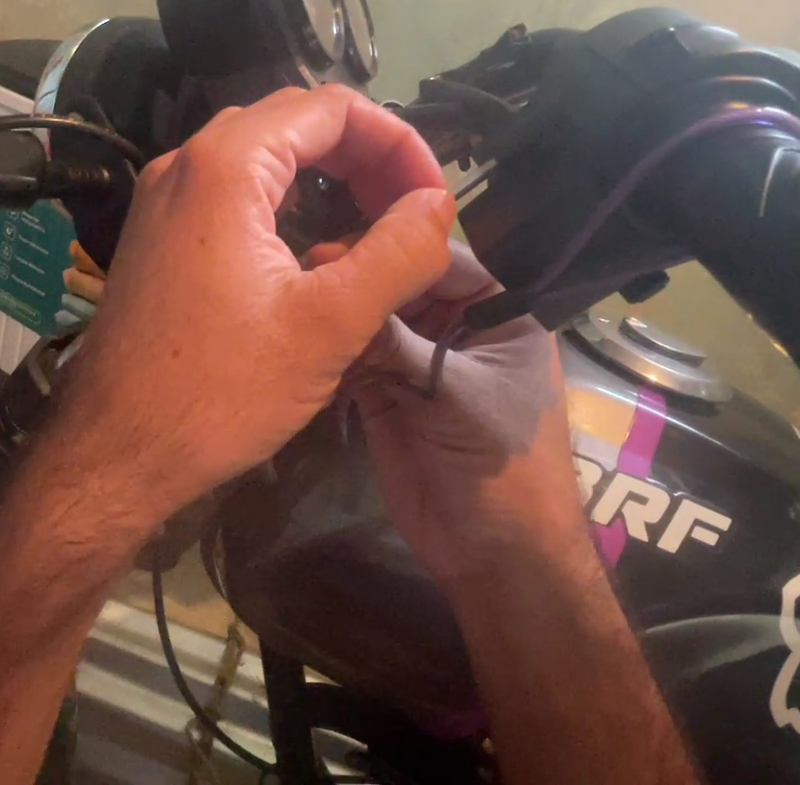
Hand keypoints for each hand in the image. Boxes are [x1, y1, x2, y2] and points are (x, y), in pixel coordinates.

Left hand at [55, 84, 456, 530]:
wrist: (116, 450)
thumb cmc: (220, 389)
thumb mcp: (329, 324)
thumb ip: (397, 253)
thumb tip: (438, 204)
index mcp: (225, 166)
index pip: (331, 107)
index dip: (396, 141)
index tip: (432, 196)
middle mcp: (186, 164)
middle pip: (296, 123)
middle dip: (365, 157)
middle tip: (410, 213)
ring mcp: (165, 198)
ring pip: (265, 156)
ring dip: (328, 179)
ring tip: (374, 231)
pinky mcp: (160, 234)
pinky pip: (235, 191)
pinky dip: (287, 204)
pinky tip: (315, 252)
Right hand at [336, 239, 586, 585]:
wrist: (492, 553)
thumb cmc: (501, 464)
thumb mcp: (457, 393)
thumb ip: (399, 346)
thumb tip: (341, 297)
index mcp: (499, 315)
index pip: (445, 261)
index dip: (397, 250)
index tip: (342, 245)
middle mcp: (457, 328)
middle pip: (403, 286)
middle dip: (363, 280)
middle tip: (308, 269)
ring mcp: (419, 360)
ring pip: (376, 320)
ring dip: (344, 313)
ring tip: (298, 297)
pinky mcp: (386, 391)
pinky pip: (356, 358)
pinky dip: (333, 350)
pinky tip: (303, 338)